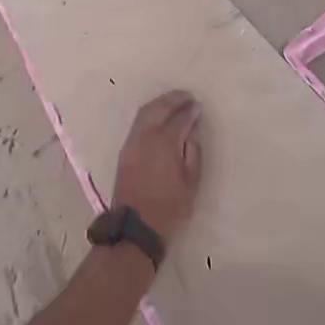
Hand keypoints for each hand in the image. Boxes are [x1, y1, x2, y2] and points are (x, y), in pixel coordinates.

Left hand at [109, 91, 203, 240]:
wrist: (136, 228)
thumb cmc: (170, 207)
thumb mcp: (191, 181)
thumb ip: (193, 152)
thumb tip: (192, 132)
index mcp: (165, 143)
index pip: (180, 118)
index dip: (190, 111)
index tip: (199, 106)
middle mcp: (146, 137)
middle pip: (158, 108)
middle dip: (173, 99)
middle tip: (187, 96)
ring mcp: (132, 143)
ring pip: (144, 113)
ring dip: (160, 104)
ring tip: (174, 102)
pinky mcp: (125, 151)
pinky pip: (138, 123)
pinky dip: (150, 114)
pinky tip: (159, 118)